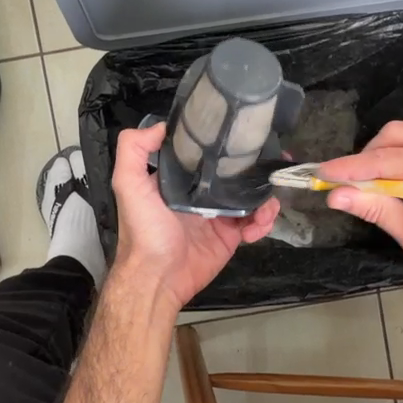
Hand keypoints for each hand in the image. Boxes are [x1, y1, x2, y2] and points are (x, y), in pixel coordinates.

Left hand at [109, 122, 278, 311]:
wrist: (157, 277)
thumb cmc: (143, 230)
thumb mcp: (128, 184)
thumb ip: (134, 150)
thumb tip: (161, 125)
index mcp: (177, 180)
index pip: (204, 155)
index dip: (223, 145)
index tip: (243, 135)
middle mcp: (198, 194)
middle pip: (233, 175)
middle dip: (255, 169)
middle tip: (274, 164)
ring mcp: (217, 215)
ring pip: (250, 198)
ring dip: (265, 197)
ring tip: (269, 203)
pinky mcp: (229, 237)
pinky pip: (253, 224)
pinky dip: (263, 223)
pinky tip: (260, 225)